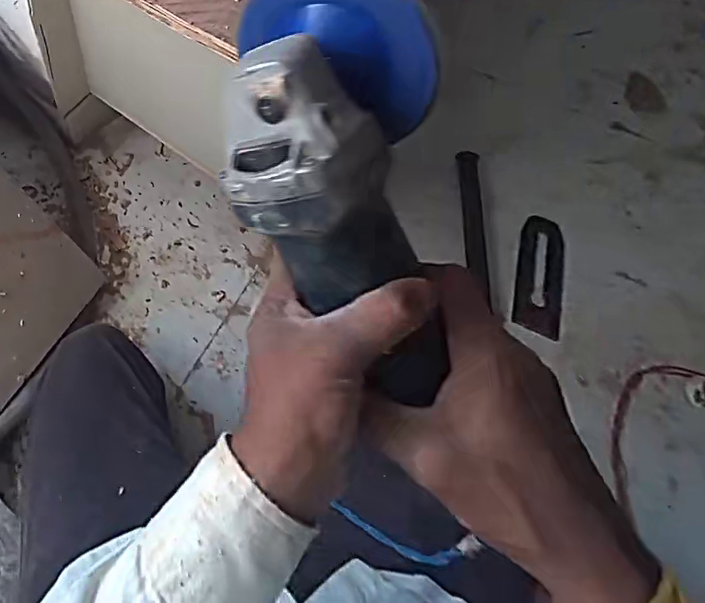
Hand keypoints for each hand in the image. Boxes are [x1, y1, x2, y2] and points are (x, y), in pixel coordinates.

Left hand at [230, 253, 433, 522]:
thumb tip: (425, 285)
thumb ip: (378, 315)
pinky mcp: (337, 375)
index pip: (304, 255)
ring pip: (353, 315)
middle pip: (335, 284)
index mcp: (280, 303)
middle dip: (371, 276)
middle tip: (413, 267)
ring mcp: (315, 348)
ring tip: (424, 296)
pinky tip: (421, 335)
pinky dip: (389, 339)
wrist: (294, 474)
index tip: (376, 230)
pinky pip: (366, 345)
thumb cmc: (300, 403)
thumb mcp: (335, 350)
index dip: (334, 239)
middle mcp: (294, 319)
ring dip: (384, 309)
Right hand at [370, 266, 659, 601]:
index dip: (412, 275)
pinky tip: (433, 400)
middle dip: (415, 315)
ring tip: (395, 365)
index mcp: (486, 350)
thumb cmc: (502, 490)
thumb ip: (374, 414)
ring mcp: (531, 377)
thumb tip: (338, 387)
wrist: (584, 552)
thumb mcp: (421, 454)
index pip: (451, 277)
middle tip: (375, 332)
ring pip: (473, 336)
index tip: (378, 293)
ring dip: (436, 343)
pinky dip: (458, 368)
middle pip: (459, 307)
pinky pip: (490, 363)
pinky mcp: (538, 402)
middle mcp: (513, 352)